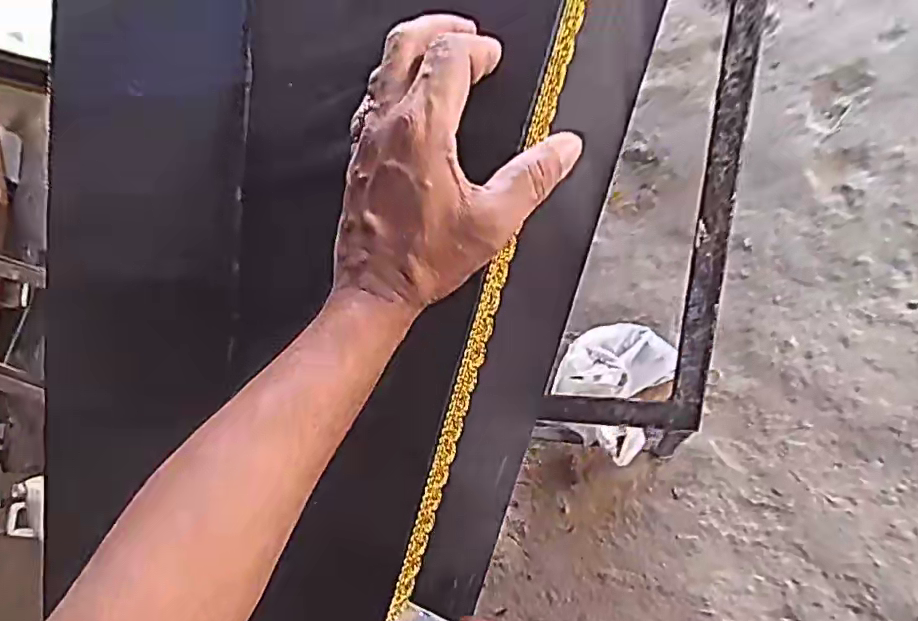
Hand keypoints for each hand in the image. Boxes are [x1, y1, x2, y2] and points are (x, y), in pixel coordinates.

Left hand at [333, 16, 585, 312]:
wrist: (373, 293)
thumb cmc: (419, 264)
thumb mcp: (491, 223)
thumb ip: (532, 179)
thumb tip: (563, 150)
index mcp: (423, 130)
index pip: (449, 54)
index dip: (478, 47)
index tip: (491, 60)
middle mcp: (387, 129)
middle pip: (405, 44)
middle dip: (438, 29)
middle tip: (463, 36)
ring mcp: (365, 147)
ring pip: (381, 74)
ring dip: (411, 58)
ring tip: (436, 65)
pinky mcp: (354, 167)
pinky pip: (368, 111)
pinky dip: (389, 95)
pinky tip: (404, 113)